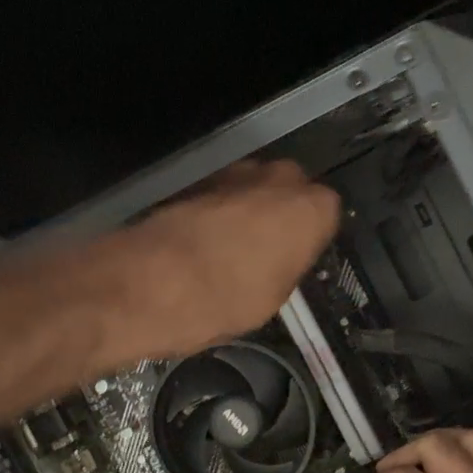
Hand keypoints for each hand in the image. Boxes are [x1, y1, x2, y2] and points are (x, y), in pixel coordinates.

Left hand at [92, 159, 340, 363]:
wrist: (144, 285)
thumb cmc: (224, 299)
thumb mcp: (275, 299)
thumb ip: (288, 266)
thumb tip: (281, 261)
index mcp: (310, 209)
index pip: (328, 213)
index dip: (312, 237)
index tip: (301, 259)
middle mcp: (277, 178)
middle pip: (292, 190)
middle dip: (283, 213)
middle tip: (271, 252)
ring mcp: (232, 173)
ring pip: (253, 189)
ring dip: (248, 210)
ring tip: (234, 251)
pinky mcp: (193, 180)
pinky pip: (219, 196)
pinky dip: (216, 213)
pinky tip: (204, 246)